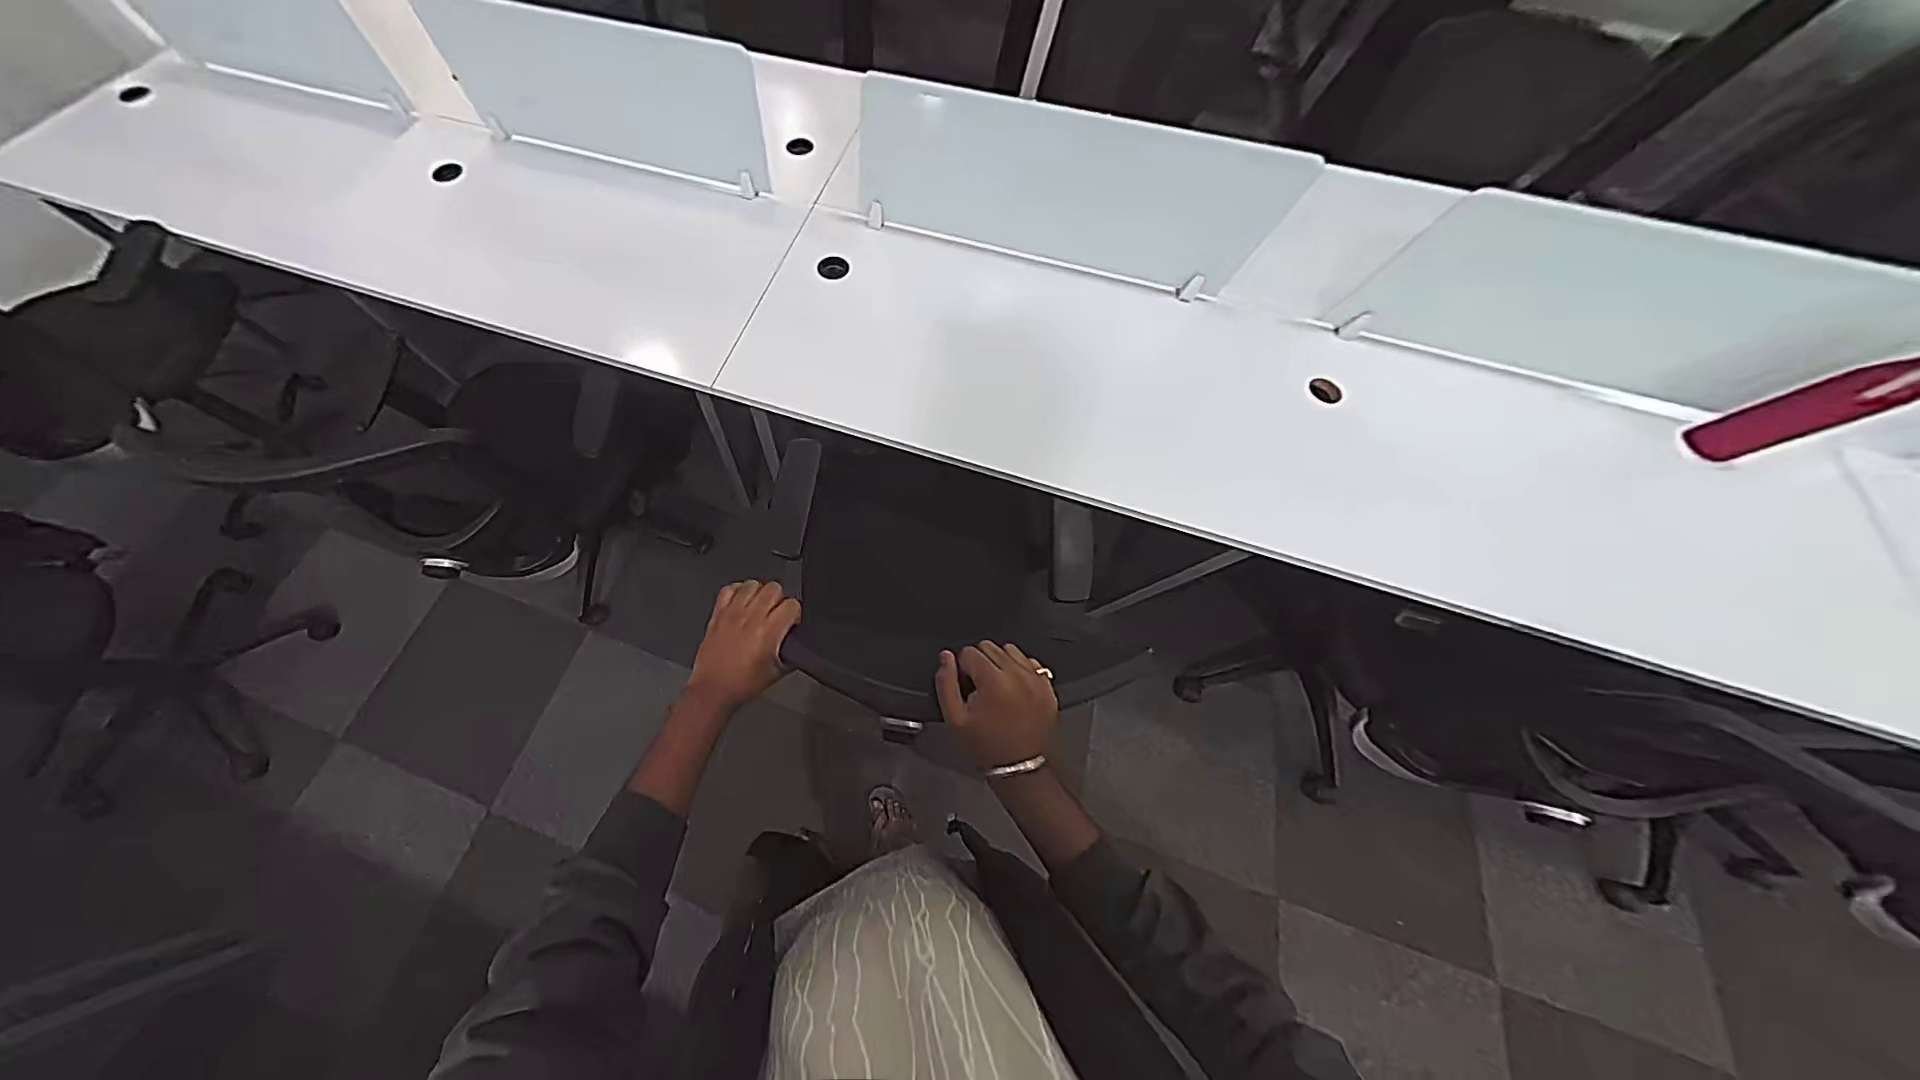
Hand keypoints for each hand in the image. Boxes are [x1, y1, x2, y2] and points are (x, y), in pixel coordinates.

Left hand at [686, 581, 800, 710]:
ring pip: (752, 584)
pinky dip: (737, 592)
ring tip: (759, 607)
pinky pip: (729, 589)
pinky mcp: (717, 614)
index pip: (791, 604)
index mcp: (768, 632)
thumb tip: (799, 640)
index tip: (792, 621)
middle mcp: (750, 618)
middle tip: (776, 614)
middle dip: (779, 600)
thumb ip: (792, 651)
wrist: (713, 690)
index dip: (795, 613)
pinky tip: (741, 603)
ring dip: (759, 593)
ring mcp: (732, 614)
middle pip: (774, 588)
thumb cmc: (743, 684)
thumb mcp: (779, 671)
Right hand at [935, 642, 1057, 770]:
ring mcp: (1035, 679)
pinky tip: (1014, 688)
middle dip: (981, 663)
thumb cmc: (986, 745)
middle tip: (981, 688)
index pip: (969, 652)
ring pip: (1011, 650)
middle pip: (990, 647)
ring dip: (1001, 662)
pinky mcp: (1047, 686)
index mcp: (994, 681)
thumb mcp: (955, 718)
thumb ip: (946, 683)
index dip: (963, 668)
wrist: (1017, 765)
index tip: (967, 686)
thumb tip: (946, 657)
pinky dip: (1020, 669)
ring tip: (997, 687)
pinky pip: (1030, 662)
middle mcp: (1018, 675)